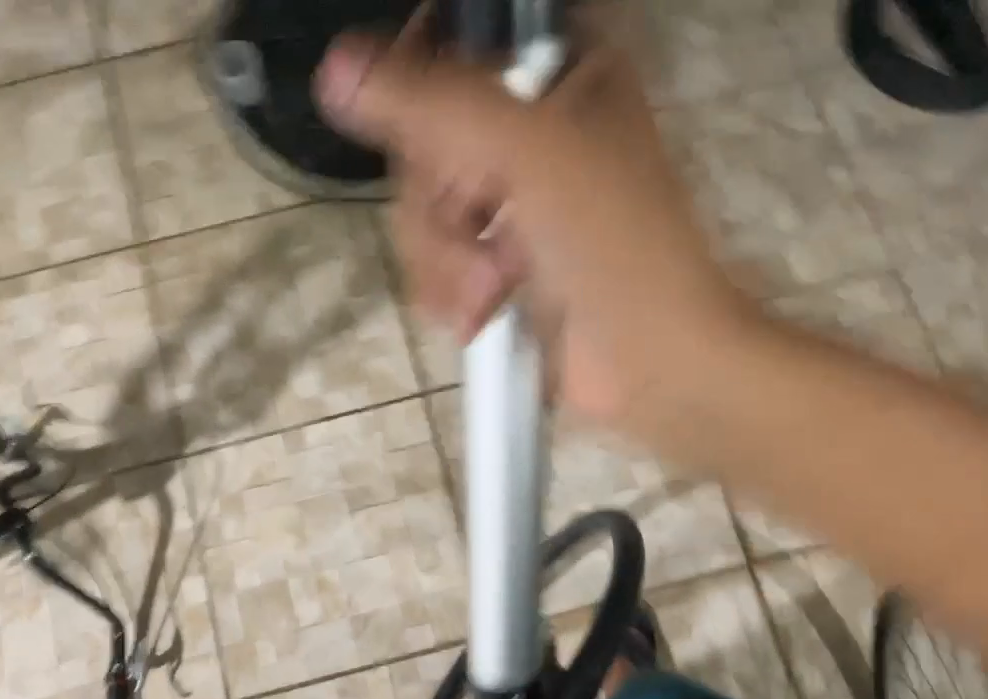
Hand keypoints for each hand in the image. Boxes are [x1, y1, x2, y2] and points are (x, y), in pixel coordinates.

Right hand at [313, 15, 744, 428]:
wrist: (648, 362)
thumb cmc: (612, 248)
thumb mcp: (530, 155)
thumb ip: (435, 102)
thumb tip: (339, 68)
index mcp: (560, 74)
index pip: (455, 47)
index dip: (426, 95)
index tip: (439, 148)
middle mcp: (532, 129)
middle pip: (425, 137)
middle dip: (439, 205)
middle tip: (475, 234)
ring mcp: (513, 200)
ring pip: (424, 206)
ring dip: (444, 261)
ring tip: (487, 291)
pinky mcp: (498, 261)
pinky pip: (436, 258)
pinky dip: (449, 290)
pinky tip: (479, 312)